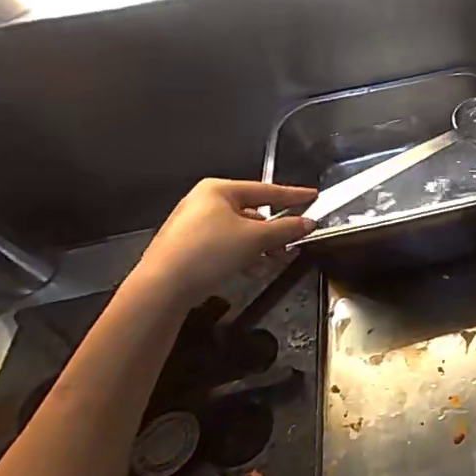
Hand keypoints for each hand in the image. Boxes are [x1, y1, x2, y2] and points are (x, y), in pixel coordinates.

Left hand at [130, 179, 317, 304]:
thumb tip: (307, 223)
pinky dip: (243, 255)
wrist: (164, 286)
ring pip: (241, 232)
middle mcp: (204, 203)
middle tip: (293, 242)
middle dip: (275, 231)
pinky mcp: (191, 247)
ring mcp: (195, 225)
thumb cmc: (205, 253)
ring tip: (274, 261)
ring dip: (261, 247)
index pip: (265, 190)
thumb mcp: (256, 239)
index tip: (311, 196)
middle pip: (253, 213)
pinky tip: (252, 269)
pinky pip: (227, 246)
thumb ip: (286, 229)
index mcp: (218, 190)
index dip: (293, 195)